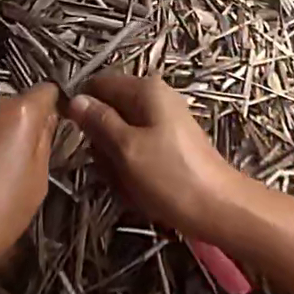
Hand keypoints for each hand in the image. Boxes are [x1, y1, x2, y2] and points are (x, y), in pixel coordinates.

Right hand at [66, 74, 245, 235]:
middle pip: (109, 111)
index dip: (83, 107)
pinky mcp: (169, 144)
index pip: (100, 84)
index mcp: (145, 89)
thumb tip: (75, 99)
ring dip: (116, 162)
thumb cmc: (171, 176)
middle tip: (110, 170)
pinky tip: (139, 191)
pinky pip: (137, 151)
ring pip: (121, 136)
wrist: (219, 210)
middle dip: (102, 143)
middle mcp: (155, 97)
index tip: (73, 135)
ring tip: (127, 184)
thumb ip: (99, 121)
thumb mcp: (127, 149)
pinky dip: (132, 170)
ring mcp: (163, 121)